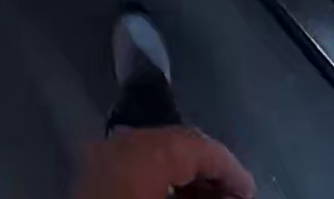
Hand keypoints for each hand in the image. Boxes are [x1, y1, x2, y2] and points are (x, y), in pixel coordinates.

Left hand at [73, 125, 256, 198]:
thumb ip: (209, 191)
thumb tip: (233, 192)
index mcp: (136, 149)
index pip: (190, 140)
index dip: (226, 164)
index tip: (249, 190)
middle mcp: (110, 144)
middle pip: (167, 145)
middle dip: (203, 170)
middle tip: (233, 197)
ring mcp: (92, 163)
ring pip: (147, 159)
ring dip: (180, 178)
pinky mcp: (84, 182)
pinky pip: (129, 173)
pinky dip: (156, 184)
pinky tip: (173, 198)